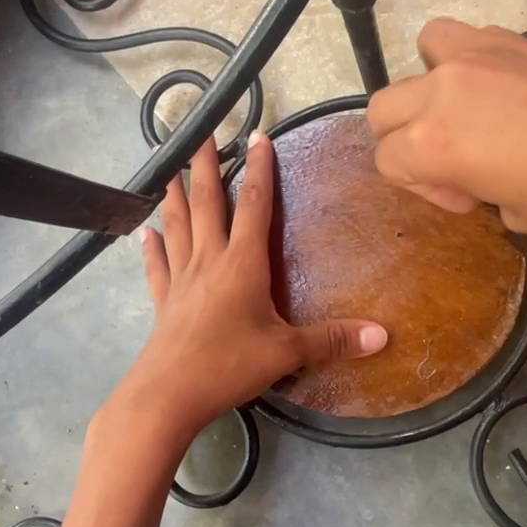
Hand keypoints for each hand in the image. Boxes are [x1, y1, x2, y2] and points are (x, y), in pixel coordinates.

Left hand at [111, 132, 387, 441]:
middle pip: (206, 203)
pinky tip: (144, 232)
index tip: (257, 135)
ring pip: (178, 225)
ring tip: (168, 166)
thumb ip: (332, 340)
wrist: (167, 395)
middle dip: (204, 165)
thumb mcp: (287, 353)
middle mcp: (208, 261)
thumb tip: (382, 335)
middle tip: (199, 131)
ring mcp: (180, 280)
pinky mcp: (163, 302)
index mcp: (242, 264)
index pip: (254, 206)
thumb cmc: (228, 366)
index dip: (259, 169)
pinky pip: (157, 266)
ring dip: (174, 194)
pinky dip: (152, 247)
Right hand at [365, 18, 526, 244]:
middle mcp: (446, 88)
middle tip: (456, 165)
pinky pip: (472, 41)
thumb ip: (478, 186)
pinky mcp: (524, 38)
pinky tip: (512, 98)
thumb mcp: (519, 212)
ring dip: (431, 86)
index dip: (421, 188)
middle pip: (386, 106)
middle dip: (406, 139)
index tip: (463, 201)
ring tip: (472, 118)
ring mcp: (484, 53)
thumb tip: (482, 174)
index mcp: (434, 141)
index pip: (388, 160)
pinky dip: (474, 65)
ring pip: (424, 52)